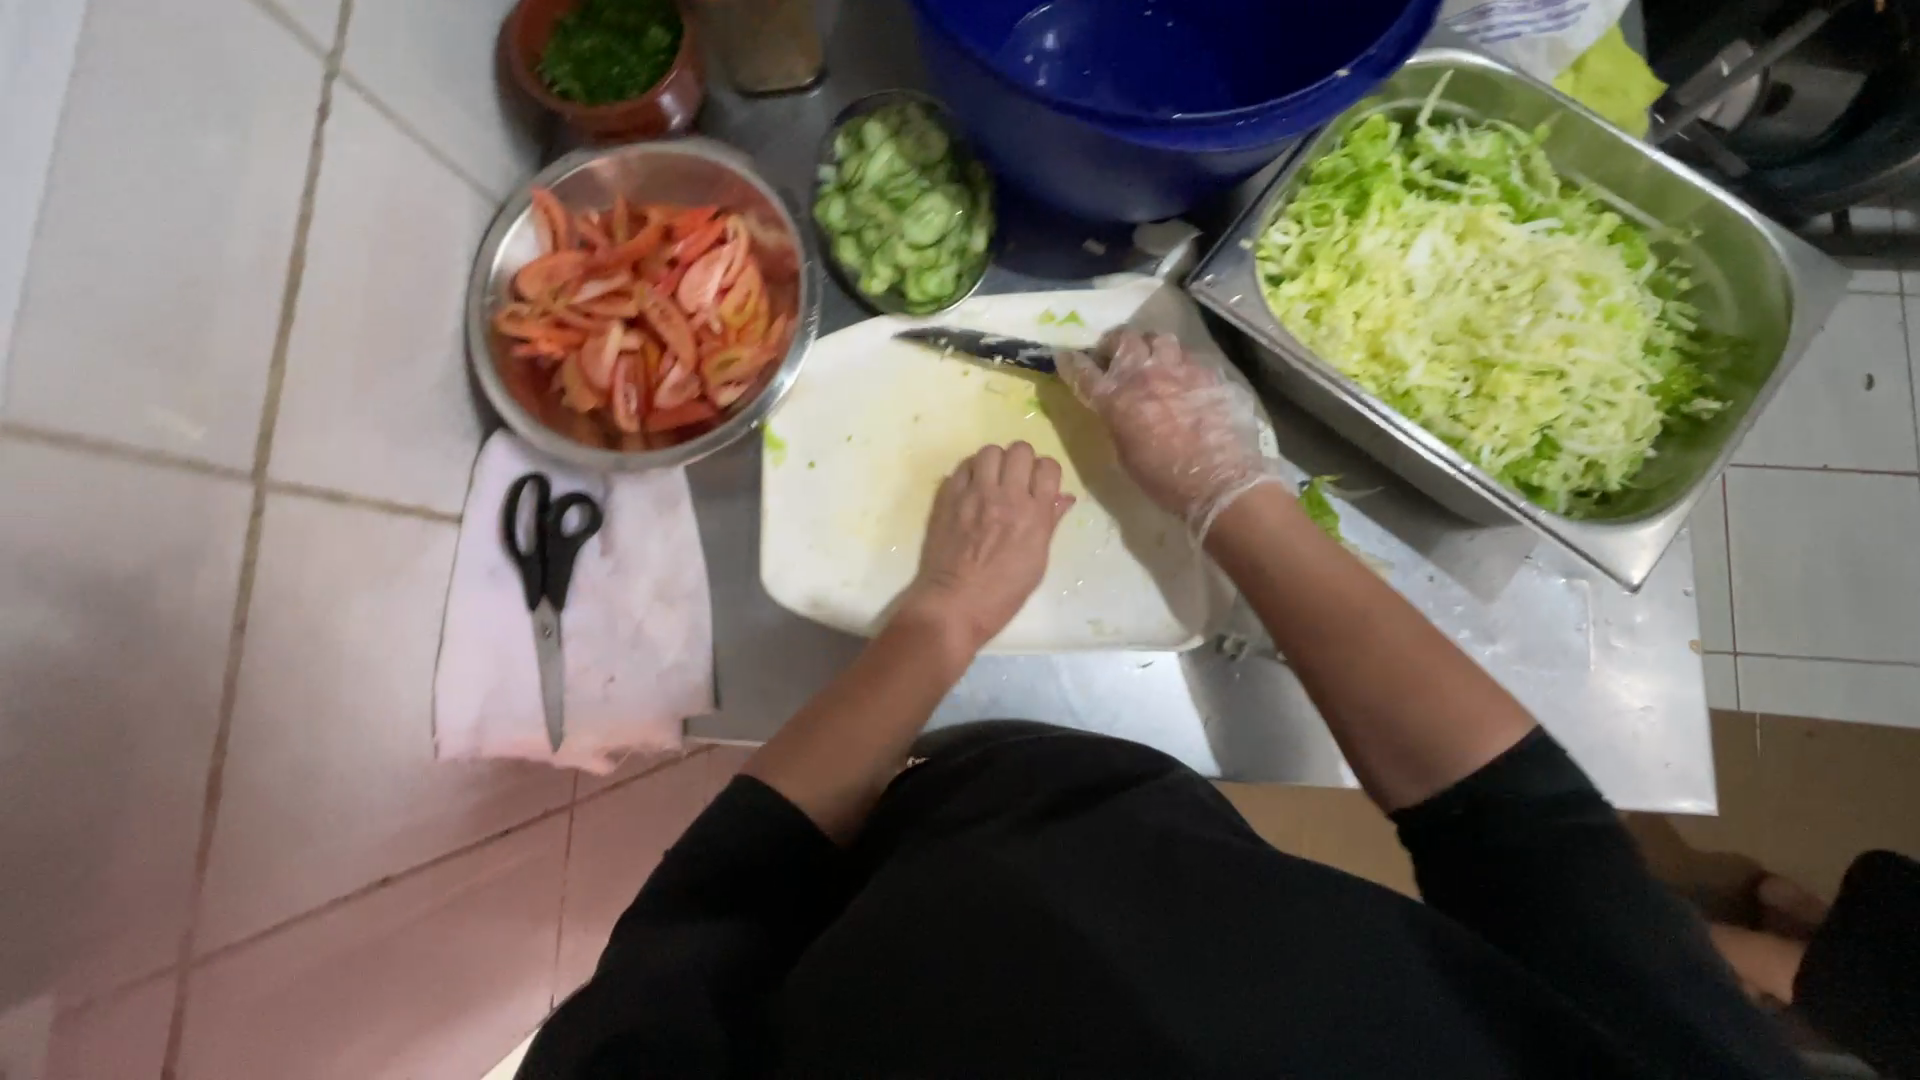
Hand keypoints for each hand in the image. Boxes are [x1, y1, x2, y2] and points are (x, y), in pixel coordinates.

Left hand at [894, 441, 1074, 650]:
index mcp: (1034, 515)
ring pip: (989, 451)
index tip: (1041, 486)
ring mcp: (974, 494)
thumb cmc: (1003, 593)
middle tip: (1017, 480)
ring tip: (992, 481)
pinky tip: (972, 490)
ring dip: (995, 462)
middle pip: (1020, 450)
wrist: (954, 604)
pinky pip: (963, 466)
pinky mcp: (948, 497)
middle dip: (1022, 461)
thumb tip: (1064, 498)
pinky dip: (971, 472)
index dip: (1047, 473)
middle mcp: (1006, 497)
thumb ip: (1050, 523)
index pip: (1048, 467)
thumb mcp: (1038, 562)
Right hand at [1059, 329, 1275, 537]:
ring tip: (1154, 358)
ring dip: (1151, 345)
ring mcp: (1178, 369)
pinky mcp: (1208, 372)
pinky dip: (1181, 362)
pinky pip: (1189, 356)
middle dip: (1115, 343)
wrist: (1217, 481)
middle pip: (1123, 339)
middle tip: (1116, 353)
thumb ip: (1117, 421)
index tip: (1067, 358)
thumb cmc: (1164, 479)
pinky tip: (1185, 378)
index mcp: (1115, 400)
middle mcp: (1143, 375)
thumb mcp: (1125, 453)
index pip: (1083, 371)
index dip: (1071, 362)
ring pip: (1159, 338)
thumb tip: (1118, 409)